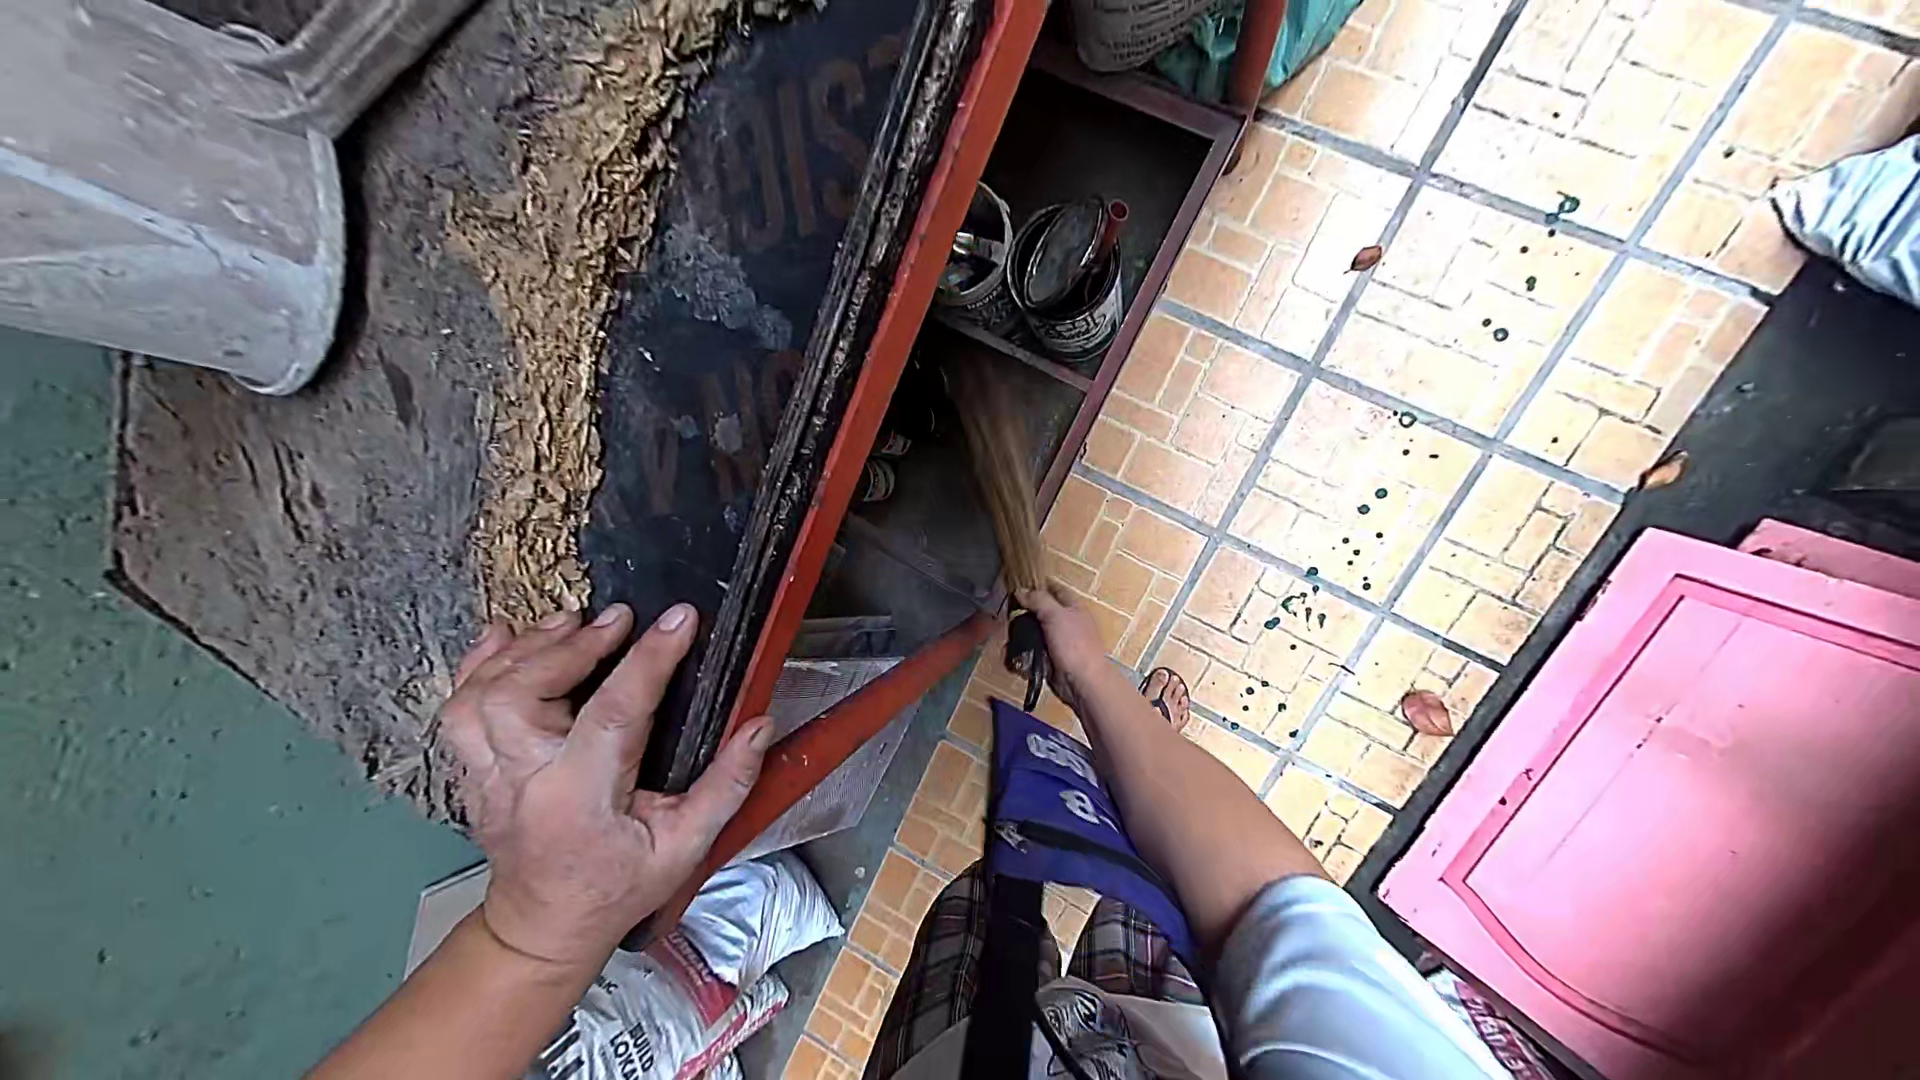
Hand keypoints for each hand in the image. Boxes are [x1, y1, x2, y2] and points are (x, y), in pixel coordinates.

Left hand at [440, 602, 772, 970]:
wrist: (543, 928)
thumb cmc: (620, 887)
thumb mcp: (688, 845)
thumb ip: (727, 783)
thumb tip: (759, 725)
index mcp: (579, 800)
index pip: (611, 713)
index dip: (648, 660)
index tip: (680, 619)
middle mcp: (520, 783)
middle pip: (522, 695)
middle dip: (572, 646)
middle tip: (618, 619)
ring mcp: (486, 777)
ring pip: (480, 696)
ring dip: (526, 649)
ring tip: (572, 621)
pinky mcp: (473, 771)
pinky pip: (457, 708)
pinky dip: (479, 664)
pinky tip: (508, 636)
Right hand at [1015, 583, 1110, 707]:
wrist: (1081, 682)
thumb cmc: (1074, 645)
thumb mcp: (1056, 615)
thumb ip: (1038, 600)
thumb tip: (1020, 591)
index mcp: (1073, 608)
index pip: (1054, 589)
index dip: (1037, 587)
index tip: (1018, 589)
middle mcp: (1065, 623)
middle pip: (1039, 612)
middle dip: (1023, 615)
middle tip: (1010, 616)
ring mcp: (1057, 642)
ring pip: (1032, 633)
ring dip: (1020, 637)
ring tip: (1011, 639)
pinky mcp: (1049, 659)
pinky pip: (1030, 651)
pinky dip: (1021, 654)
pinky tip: (1015, 655)